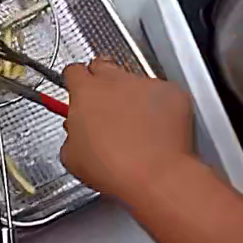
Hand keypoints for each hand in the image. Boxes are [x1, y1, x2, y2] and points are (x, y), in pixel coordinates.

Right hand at [59, 59, 196, 199]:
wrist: (155, 176)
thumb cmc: (113, 168)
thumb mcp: (72, 157)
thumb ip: (70, 134)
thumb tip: (75, 135)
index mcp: (86, 92)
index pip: (73, 71)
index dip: (74, 82)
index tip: (76, 91)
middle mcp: (115, 80)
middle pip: (103, 65)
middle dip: (101, 81)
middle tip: (104, 104)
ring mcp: (146, 84)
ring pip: (134, 81)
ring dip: (131, 97)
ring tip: (135, 126)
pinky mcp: (172, 93)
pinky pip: (162, 94)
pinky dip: (159, 107)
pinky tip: (155, 129)